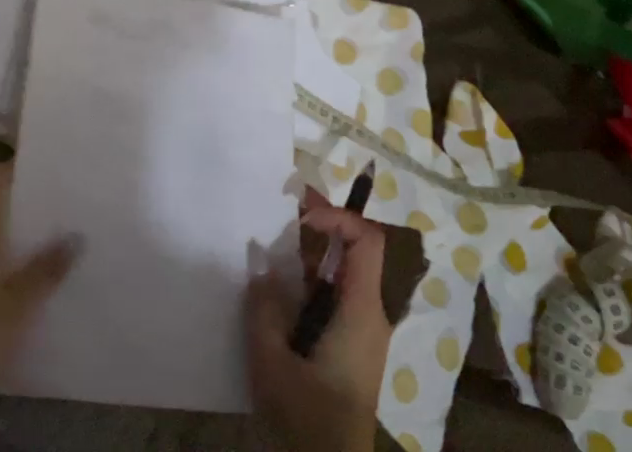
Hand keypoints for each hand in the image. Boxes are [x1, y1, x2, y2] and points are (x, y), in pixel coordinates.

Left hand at [0, 162, 80, 402]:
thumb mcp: (19, 307)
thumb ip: (47, 269)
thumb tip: (76, 236)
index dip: (18, 168)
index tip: (51, 172)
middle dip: (25, 203)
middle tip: (65, 210)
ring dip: (14, 231)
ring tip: (52, 241)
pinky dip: (0, 254)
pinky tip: (23, 275)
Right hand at [246, 192, 390, 451]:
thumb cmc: (308, 417)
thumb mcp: (272, 362)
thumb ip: (264, 310)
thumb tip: (261, 266)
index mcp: (361, 310)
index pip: (368, 241)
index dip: (337, 217)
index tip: (298, 216)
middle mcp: (369, 314)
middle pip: (354, 253)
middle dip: (318, 229)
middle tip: (276, 215)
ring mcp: (362, 332)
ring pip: (341, 276)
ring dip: (308, 258)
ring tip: (267, 250)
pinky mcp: (349, 348)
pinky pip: (334, 299)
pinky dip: (307, 284)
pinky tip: (275, 292)